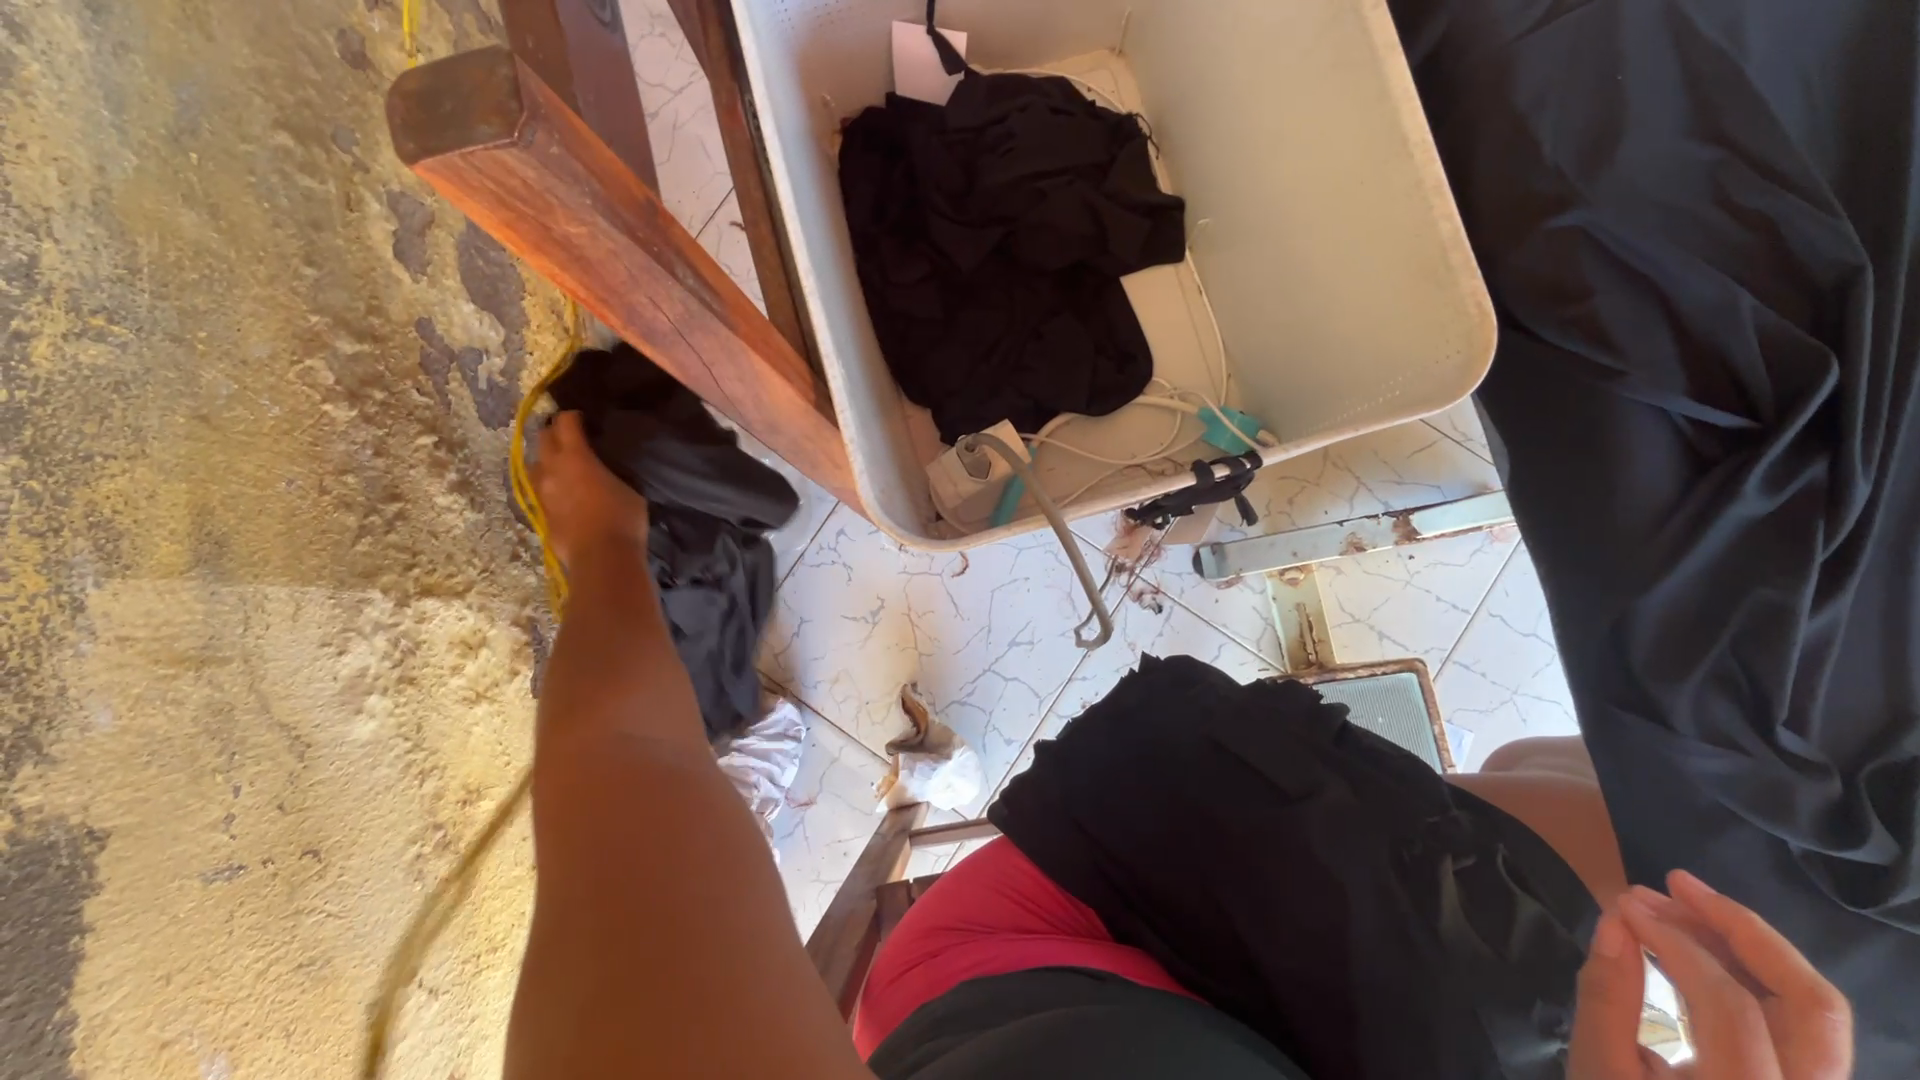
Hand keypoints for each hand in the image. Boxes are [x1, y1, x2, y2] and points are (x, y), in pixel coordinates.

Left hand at [531, 411, 648, 566]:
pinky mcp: (540, 514)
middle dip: (555, 432)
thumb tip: (605, 471)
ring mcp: (541, 492)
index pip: (566, 422)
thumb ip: (611, 473)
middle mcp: (552, 469)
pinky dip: (547, 485)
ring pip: (534, 464)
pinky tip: (561, 492)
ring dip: (546, 459)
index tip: (583, 418)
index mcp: (576, 456)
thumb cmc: (623, 519)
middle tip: (569, 437)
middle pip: (543, 438)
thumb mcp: (629, 488)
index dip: (573, 416)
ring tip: (560, 464)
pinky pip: (538, 490)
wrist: (602, 559)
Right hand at [1569, 869, 1851, 1078]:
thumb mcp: (1599, 1070)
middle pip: (1812, 1005)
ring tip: (1684, 903)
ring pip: (1815, 1010)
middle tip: (1676, 882)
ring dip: (1749, 945)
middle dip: (1743, 930)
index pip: (1728, 1004)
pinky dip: (1752, 972)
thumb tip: (1616, 921)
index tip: (1623, 904)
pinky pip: (1798, 1023)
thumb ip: (1606, 995)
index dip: (1676, 942)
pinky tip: (1702, 945)